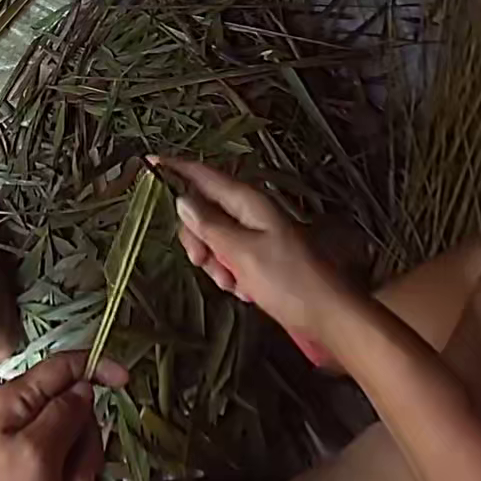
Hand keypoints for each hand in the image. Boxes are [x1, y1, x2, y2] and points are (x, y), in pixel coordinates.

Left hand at [0, 351, 128, 480]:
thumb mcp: (35, 453)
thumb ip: (62, 413)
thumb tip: (84, 386)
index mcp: (17, 399)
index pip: (63, 365)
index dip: (96, 365)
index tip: (125, 380)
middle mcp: (25, 416)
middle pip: (77, 403)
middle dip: (87, 435)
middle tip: (78, 473)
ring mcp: (35, 446)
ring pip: (80, 435)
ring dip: (85, 462)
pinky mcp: (43, 474)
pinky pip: (75, 462)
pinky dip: (81, 476)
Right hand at [156, 156, 348, 342]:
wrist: (331, 319)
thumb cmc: (289, 281)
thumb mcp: (241, 253)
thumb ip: (208, 225)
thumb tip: (181, 200)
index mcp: (247, 201)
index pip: (202, 175)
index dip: (175, 167)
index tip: (149, 161)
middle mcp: (250, 212)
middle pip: (203, 210)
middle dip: (196, 235)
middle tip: (202, 260)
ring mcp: (255, 234)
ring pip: (214, 236)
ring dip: (213, 259)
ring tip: (230, 282)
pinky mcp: (260, 257)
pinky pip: (229, 255)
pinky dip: (228, 271)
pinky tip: (242, 289)